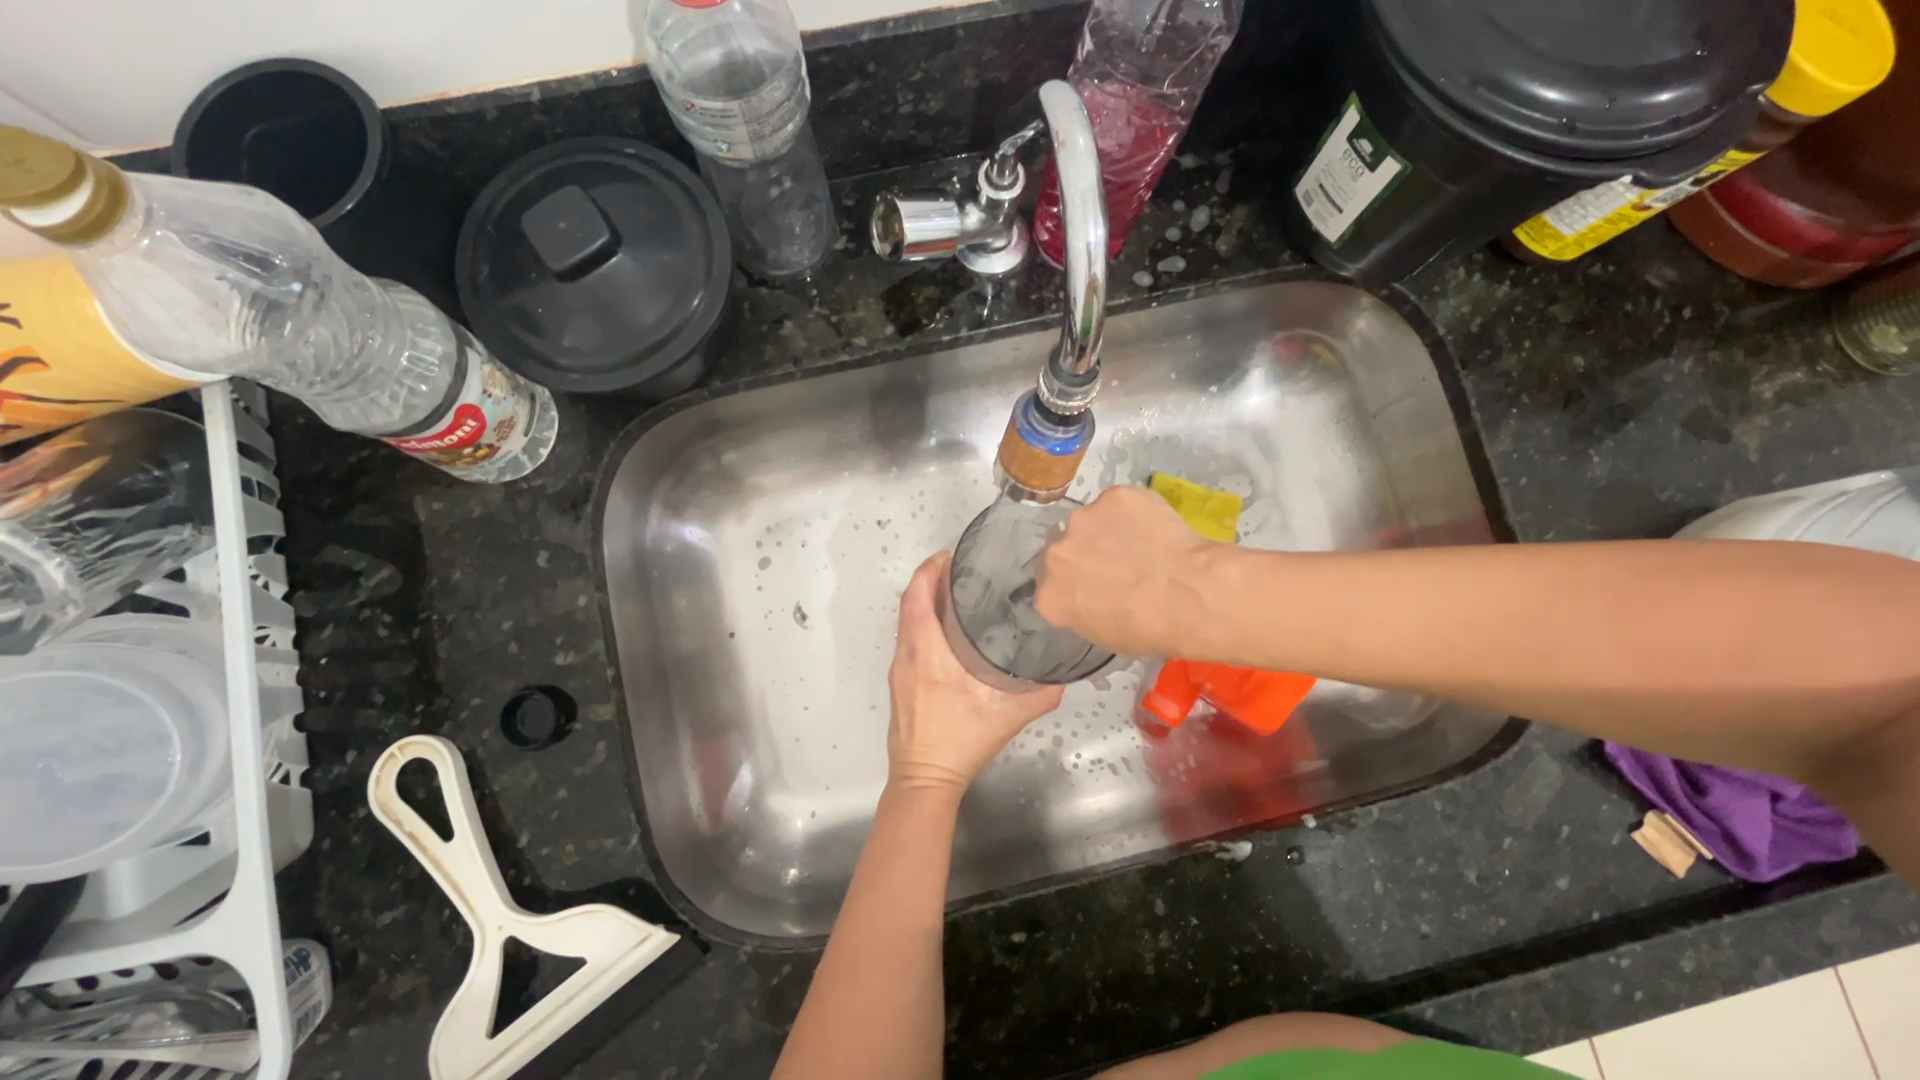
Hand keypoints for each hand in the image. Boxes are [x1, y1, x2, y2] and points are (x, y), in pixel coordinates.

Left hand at [888, 552, 1063, 792]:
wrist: (923, 780)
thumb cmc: (960, 743)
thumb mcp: (1007, 716)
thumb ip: (1040, 693)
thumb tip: (1063, 675)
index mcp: (926, 653)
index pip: (917, 597)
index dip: (929, 570)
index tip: (950, 555)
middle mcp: (906, 655)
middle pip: (909, 604)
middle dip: (930, 581)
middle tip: (960, 569)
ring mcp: (898, 671)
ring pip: (905, 623)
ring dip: (924, 602)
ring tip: (957, 593)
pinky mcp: (899, 684)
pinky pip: (907, 640)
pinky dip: (922, 624)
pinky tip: (947, 631)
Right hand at [1034, 485, 1222, 655]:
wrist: (1188, 594)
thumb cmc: (1150, 628)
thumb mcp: (1104, 634)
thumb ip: (1082, 608)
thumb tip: (1092, 594)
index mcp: (1049, 595)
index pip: (1052, 585)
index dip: (1076, 583)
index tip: (1097, 586)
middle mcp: (1056, 553)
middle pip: (1066, 547)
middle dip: (1086, 553)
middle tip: (1120, 564)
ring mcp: (1083, 519)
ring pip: (1092, 521)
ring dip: (1110, 530)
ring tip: (1144, 545)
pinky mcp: (1114, 496)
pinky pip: (1121, 503)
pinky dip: (1136, 513)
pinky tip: (1158, 529)